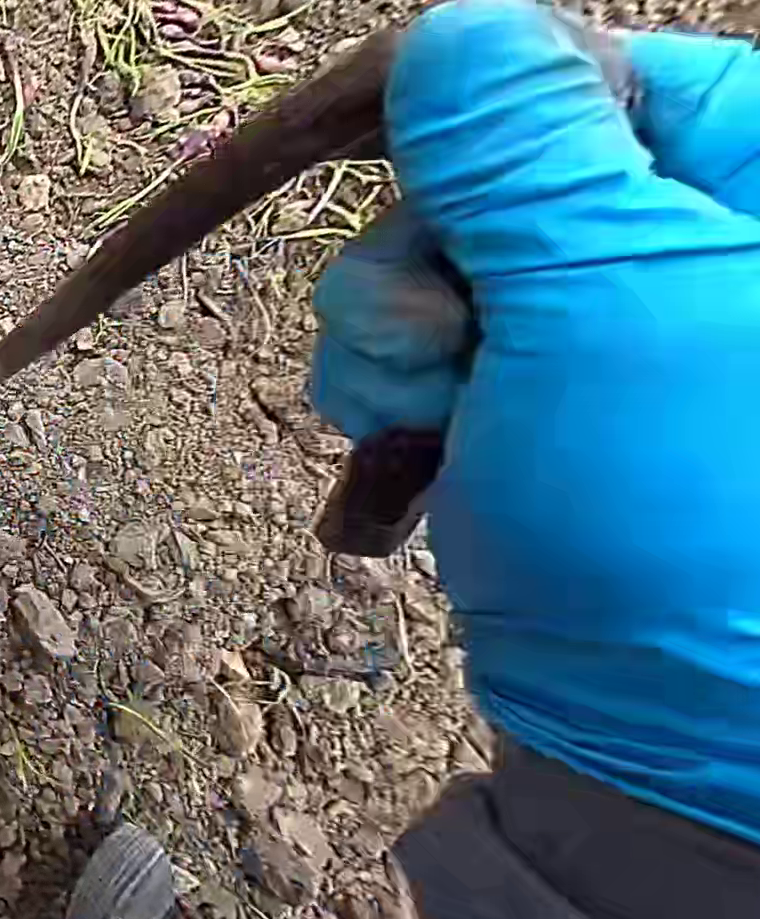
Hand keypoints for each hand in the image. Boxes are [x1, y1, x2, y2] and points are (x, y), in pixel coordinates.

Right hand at [311, 2, 759, 835]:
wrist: (650, 689)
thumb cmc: (662, 499)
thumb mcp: (599, 306)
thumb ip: (523, 162)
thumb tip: (448, 29)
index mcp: (732, 176)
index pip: (556, 86)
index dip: (447, 127)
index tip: (360, 171)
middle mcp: (646, 238)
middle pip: (447, 207)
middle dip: (403, 294)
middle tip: (448, 368)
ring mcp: (559, 326)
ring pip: (396, 298)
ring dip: (379, 370)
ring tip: (432, 438)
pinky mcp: (493, 396)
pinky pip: (388, 370)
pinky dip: (376, 419)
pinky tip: (405, 469)